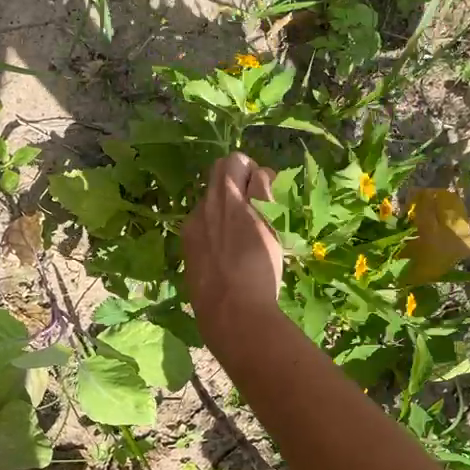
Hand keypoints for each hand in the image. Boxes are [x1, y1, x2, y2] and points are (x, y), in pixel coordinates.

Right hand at [183, 152, 284, 358]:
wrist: (232, 305)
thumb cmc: (215, 300)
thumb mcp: (201, 268)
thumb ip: (209, 247)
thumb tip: (220, 245)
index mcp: (192, 226)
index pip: (209, 195)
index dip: (225, 198)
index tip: (237, 210)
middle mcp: (208, 208)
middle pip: (221, 167)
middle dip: (238, 173)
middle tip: (253, 192)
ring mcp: (231, 203)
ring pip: (239, 163)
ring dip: (257, 176)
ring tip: (268, 199)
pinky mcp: (256, 204)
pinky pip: (263, 177)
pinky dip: (271, 184)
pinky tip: (277, 203)